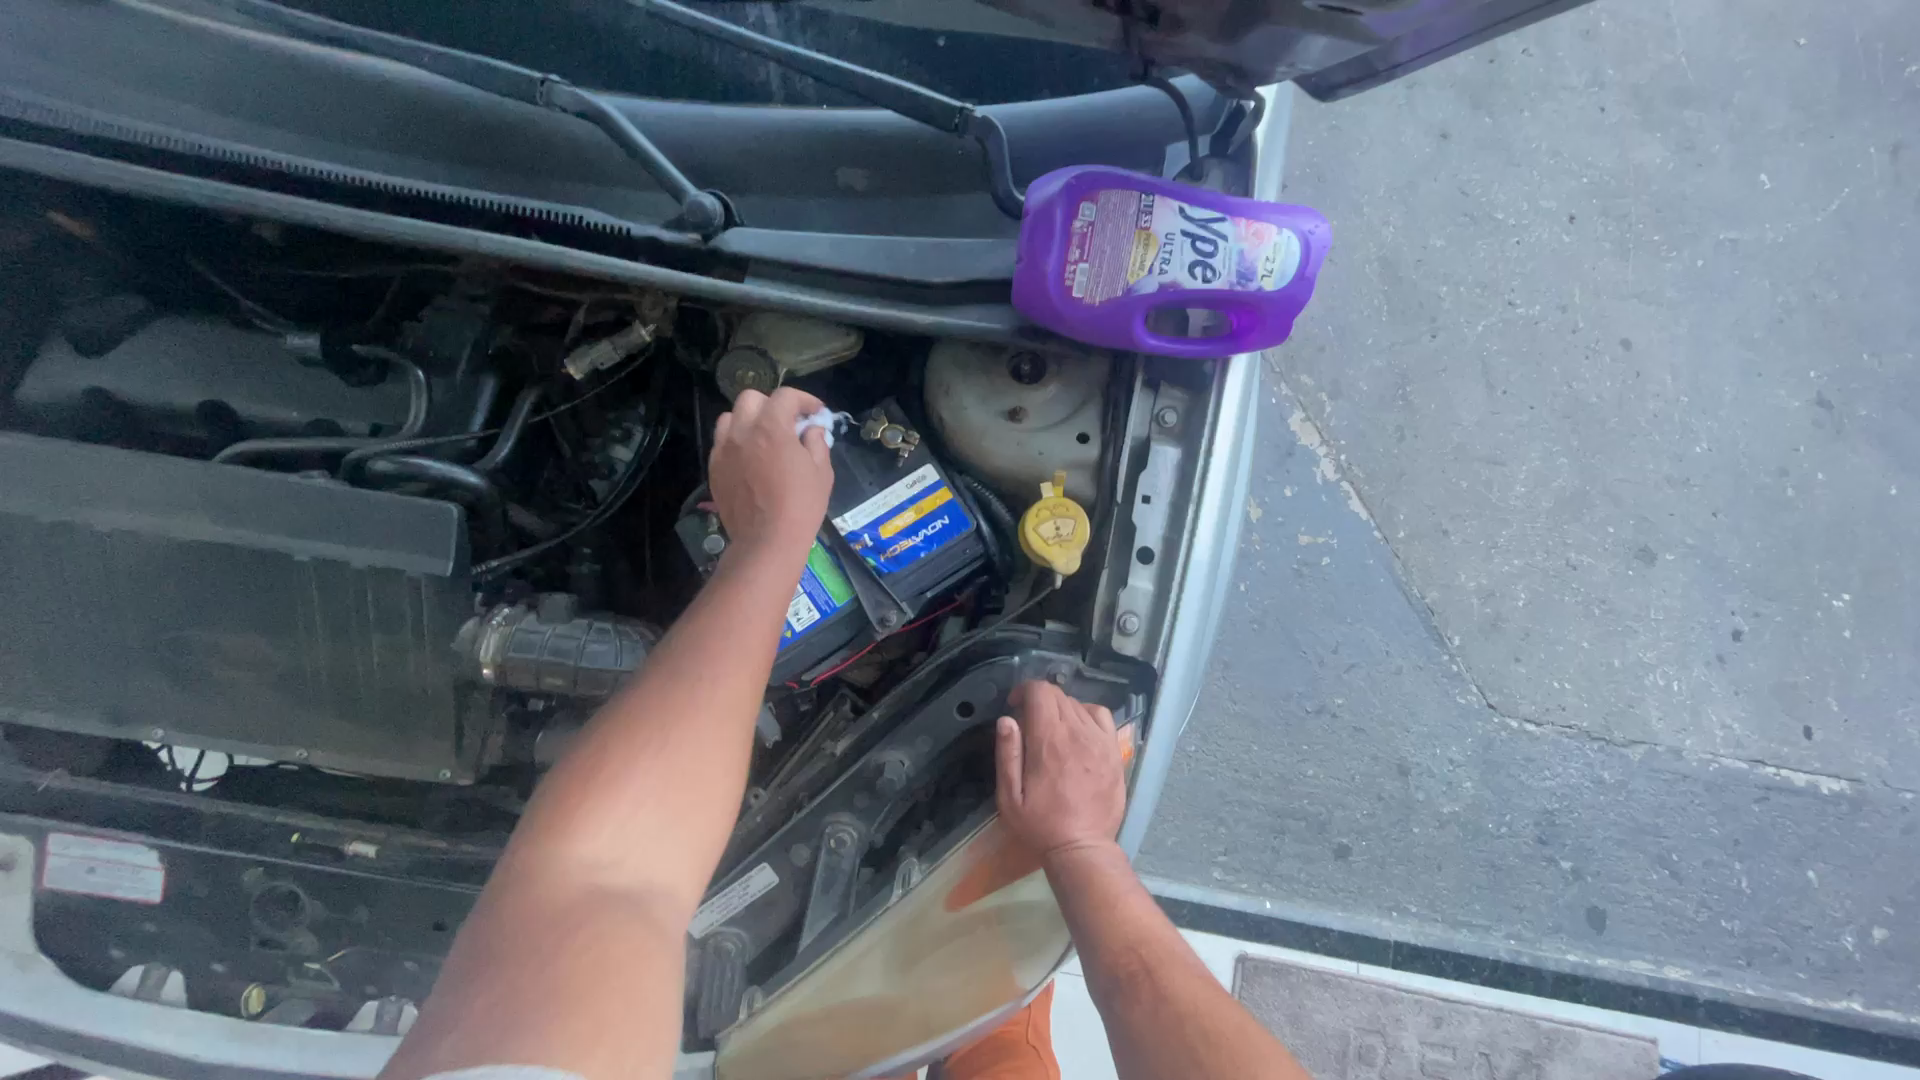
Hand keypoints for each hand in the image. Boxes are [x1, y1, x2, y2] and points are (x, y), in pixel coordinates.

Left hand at [708, 387, 834, 565]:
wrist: (767, 541)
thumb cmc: (801, 506)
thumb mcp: (822, 472)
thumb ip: (817, 443)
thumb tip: (811, 430)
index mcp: (771, 428)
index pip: (785, 396)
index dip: (804, 400)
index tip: (816, 413)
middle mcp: (742, 431)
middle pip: (751, 398)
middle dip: (772, 405)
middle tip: (788, 423)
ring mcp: (724, 450)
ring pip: (731, 417)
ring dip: (749, 420)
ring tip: (764, 438)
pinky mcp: (714, 468)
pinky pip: (722, 443)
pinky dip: (737, 442)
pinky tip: (751, 460)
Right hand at [995, 680, 1124, 862]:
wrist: (1083, 849)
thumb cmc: (1040, 825)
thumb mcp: (1009, 797)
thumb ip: (1007, 754)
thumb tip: (1006, 719)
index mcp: (1048, 741)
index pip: (1040, 692)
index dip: (1023, 690)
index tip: (1014, 706)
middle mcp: (1076, 733)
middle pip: (1058, 695)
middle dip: (1039, 699)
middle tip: (1029, 721)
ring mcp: (1099, 741)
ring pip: (1078, 704)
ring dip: (1060, 707)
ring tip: (1052, 728)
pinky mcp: (1114, 751)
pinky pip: (1102, 716)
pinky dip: (1087, 713)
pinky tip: (1079, 729)